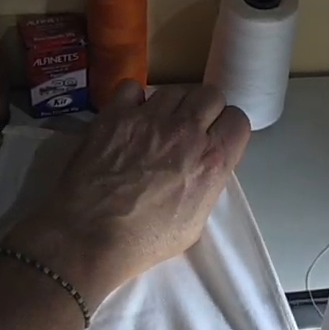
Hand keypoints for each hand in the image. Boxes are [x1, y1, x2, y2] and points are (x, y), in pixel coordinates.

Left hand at [6, 83, 250, 300]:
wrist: (90, 237)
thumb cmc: (144, 241)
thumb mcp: (194, 223)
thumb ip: (206, 186)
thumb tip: (201, 169)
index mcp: (212, 161)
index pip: (238, 120)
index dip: (227, 129)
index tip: (216, 139)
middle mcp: (186, 131)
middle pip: (210, 95)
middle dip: (204, 110)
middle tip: (190, 129)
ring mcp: (149, 118)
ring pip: (174, 89)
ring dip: (171, 105)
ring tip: (158, 125)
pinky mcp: (115, 114)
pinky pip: (132, 87)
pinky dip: (133, 99)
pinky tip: (129, 119)